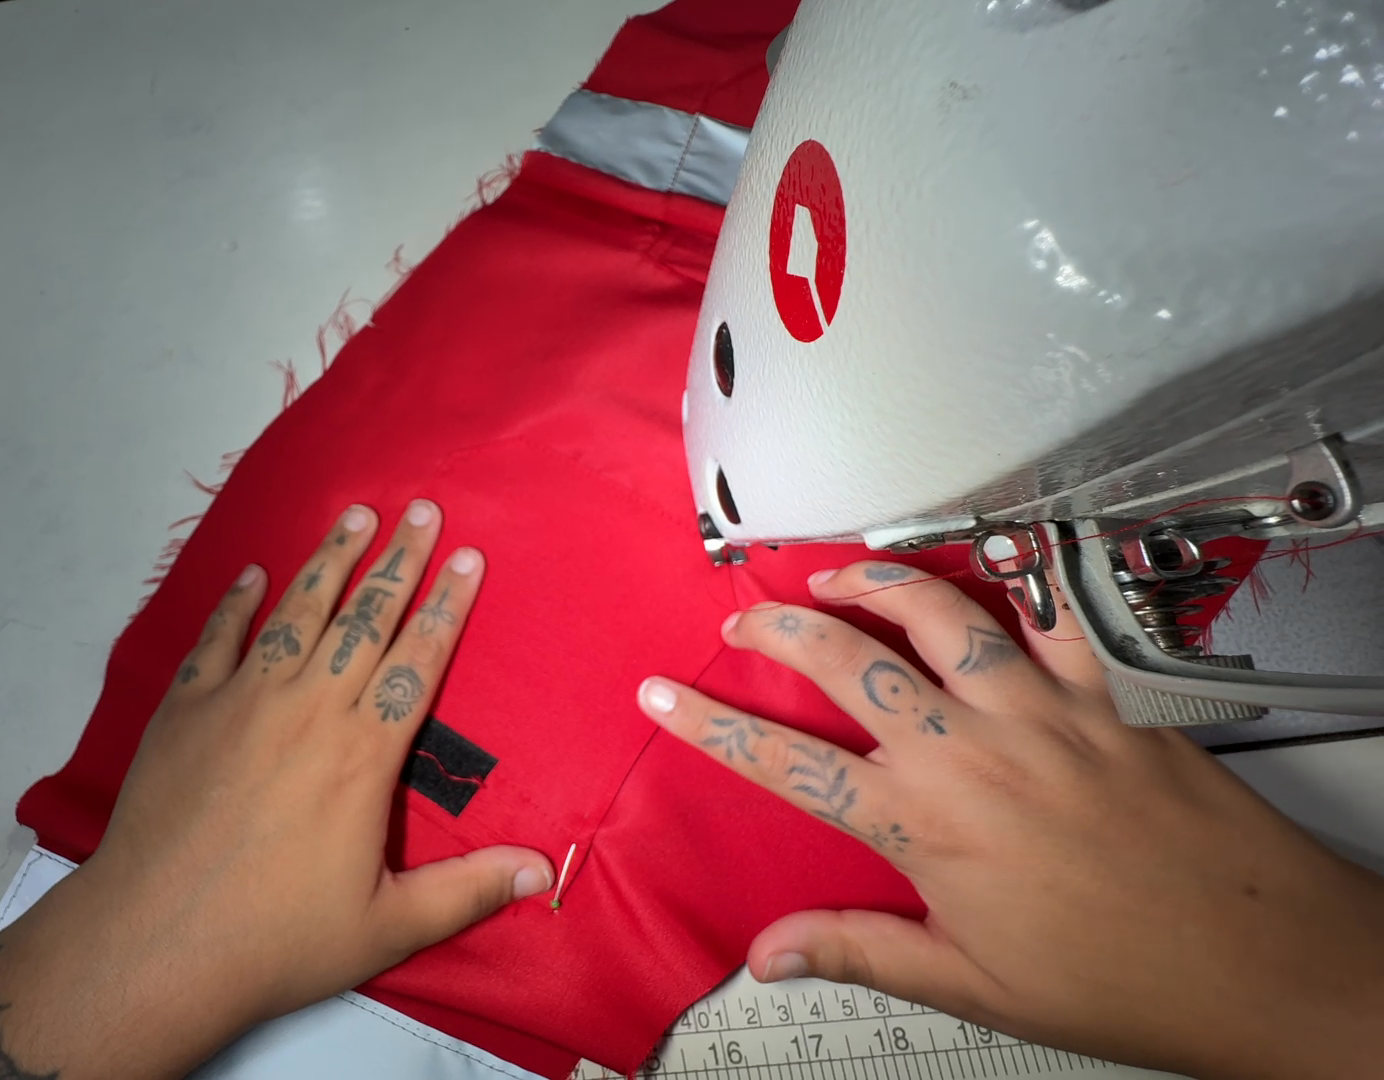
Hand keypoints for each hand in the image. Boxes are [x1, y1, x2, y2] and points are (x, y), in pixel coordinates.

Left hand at [0, 500, 552, 1076]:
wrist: (153, 945)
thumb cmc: (276, 938)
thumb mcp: (387, 927)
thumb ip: (467, 889)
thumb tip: (541, 869)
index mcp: (363, 752)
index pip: (418, 659)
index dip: (447, 606)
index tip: (467, 558)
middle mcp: (309, 707)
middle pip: (366, 618)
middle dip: (399, 560)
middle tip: (422, 511)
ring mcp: (242, 699)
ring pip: (298, 611)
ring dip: (331, 560)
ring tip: (356, 514)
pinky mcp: (186, 707)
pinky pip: (217, 639)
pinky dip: (235, 602)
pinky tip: (251, 572)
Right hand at [636, 562, 1383, 1079]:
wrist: (1288, 978)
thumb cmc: (1120, 982)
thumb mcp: (970, 984)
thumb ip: (854, 949)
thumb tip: (764, 954)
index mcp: (920, 823)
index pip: (781, 761)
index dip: (707, 723)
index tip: (660, 694)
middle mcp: (964, 753)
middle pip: (841, 661)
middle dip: (775, 627)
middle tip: (743, 618)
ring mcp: (1037, 713)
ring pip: (934, 615)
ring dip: (870, 583)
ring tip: (832, 576)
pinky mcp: (1105, 695)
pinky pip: (1054, 612)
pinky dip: (1014, 574)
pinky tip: (975, 562)